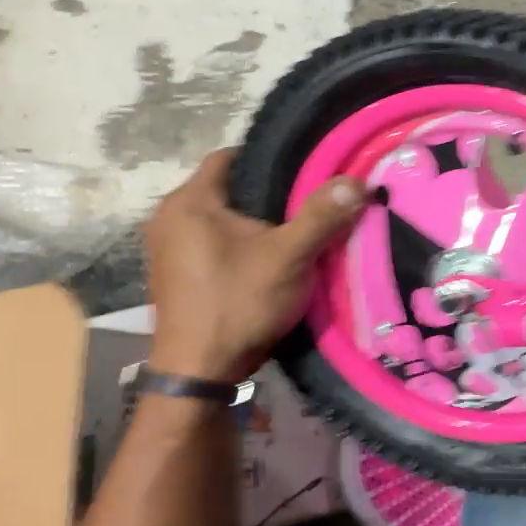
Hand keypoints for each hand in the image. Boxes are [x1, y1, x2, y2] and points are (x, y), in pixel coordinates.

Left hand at [146, 149, 363, 381]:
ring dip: (261, 223)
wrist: (200, 368)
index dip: (274, 160)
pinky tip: (275, 260)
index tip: (312, 172)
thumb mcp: (290, 257)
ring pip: (225, 218)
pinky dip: (246, 244)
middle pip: (231, 188)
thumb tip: (355, 181)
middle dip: (273, 194)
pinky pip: (218, 242)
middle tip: (317, 203)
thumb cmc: (239, 302)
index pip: (231, 157)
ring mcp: (169, 247)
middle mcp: (170, 217)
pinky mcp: (178, 272)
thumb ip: (321, 216)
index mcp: (189, 202)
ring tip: (302, 232)